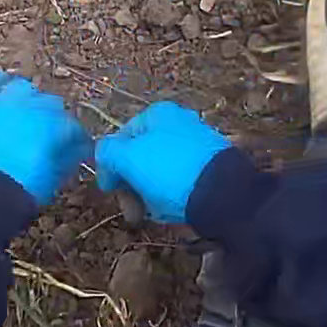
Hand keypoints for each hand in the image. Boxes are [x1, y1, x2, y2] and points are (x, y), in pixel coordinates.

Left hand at [0, 73, 90, 204]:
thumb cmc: (24, 188)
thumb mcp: (55, 177)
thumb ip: (69, 158)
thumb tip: (78, 149)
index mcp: (55, 126)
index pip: (73, 126)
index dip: (77, 137)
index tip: (79, 146)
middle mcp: (33, 108)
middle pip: (52, 104)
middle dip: (56, 117)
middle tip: (53, 132)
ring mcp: (6, 105)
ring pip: (24, 88)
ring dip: (31, 96)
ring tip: (31, 107)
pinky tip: (4, 80)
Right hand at [93, 102, 230, 222]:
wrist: (223, 193)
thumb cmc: (170, 171)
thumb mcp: (129, 158)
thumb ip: (108, 152)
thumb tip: (103, 156)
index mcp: (158, 114)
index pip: (120, 138)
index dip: (110, 166)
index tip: (110, 190)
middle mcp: (178, 124)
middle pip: (139, 157)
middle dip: (131, 186)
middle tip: (133, 211)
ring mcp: (195, 146)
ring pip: (157, 173)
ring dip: (149, 195)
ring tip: (156, 212)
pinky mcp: (207, 168)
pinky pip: (178, 182)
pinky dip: (170, 197)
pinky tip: (172, 211)